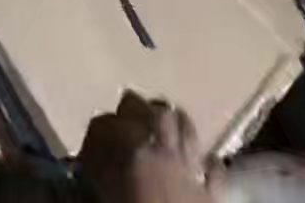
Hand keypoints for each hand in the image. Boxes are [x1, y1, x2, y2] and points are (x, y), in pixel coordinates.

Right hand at [80, 94, 212, 202]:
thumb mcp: (100, 190)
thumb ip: (94, 165)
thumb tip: (88, 152)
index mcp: (132, 149)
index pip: (109, 121)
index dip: (102, 125)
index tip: (97, 134)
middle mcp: (163, 151)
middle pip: (158, 112)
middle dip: (144, 109)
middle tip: (134, 115)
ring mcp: (191, 170)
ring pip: (188, 129)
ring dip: (178, 123)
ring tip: (168, 124)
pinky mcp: (212, 195)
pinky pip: (215, 169)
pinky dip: (208, 162)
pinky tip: (202, 163)